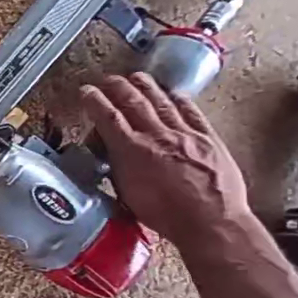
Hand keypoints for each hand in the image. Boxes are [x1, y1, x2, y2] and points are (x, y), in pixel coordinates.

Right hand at [80, 73, 256, 249]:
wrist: (210, 221)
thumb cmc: (166, 215)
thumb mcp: (126, 193)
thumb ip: (118, 169)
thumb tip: (113, 159)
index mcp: (132, 152)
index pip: (108, 117)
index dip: (95, 101)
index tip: (86, 91)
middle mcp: (157, 137)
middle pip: (134, 102)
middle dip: (117, 87)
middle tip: (108, 79)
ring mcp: (185, 135)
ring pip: (162, 102)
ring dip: (146, 87)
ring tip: (136, 76)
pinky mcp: (209, 139)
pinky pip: (192, 113)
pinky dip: (181, 101)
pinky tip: (174, 94)